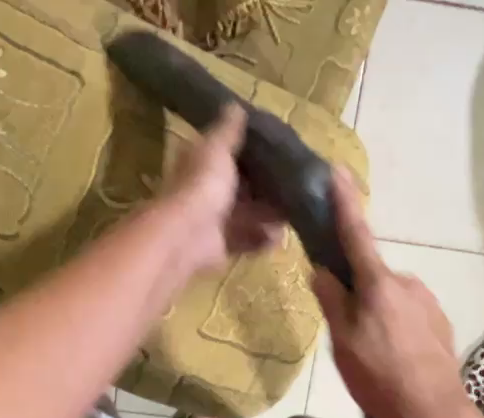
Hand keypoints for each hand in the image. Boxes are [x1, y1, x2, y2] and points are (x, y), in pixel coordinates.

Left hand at [159, 104, 285, 277]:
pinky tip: (278, 238)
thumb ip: (228, 131)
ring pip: (248, 216)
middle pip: (244, 188)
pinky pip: (246, 242)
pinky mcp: (221, 246)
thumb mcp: (217, 148)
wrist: (187, 235)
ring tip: (291, 215)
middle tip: (295, 187)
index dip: (255, 154)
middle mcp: (209, 190)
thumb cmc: (202, 185)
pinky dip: (262, 240)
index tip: (282, 153)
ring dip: (268, 217)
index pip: (232, 156)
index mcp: (204, 164)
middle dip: (267, 189)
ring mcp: (214, 220)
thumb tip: (235, 105)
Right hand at [310, 169, 465, 417]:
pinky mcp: (441, 324)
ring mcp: (428, 303)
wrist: (431, 411)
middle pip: (372, 278)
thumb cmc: (378, 377)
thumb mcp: (342, 343)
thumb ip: (332, 302)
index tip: (337, 171)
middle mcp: (407, 283)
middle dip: (357, 296)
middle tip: (349, 338)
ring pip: (391, 301)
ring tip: (374, 360)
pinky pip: (408, 318)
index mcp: (379, 283)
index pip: (356, 235)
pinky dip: (397, 333)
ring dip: (378, 318)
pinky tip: (395, 362)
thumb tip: (323, 270)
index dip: (344, 204)